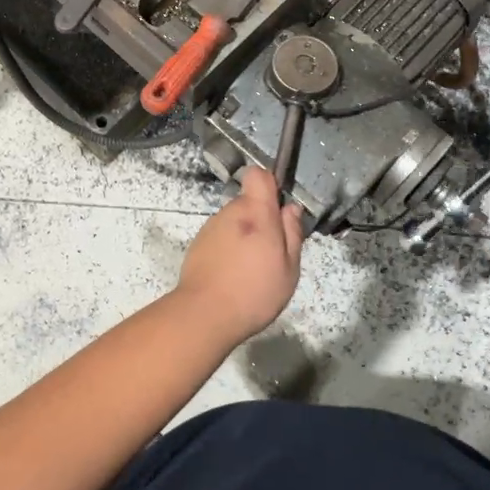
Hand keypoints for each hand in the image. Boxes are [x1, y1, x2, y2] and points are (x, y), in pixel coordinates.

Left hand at [175, 168, 304, 342]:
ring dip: (244, 235)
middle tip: (270, 252)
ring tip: (250, 268)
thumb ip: (292, 233)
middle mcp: (230, 212)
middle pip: (248, 201)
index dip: (269, 185)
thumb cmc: (255, 292)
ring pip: (234, 220)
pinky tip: (232, 274)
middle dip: (260, 219)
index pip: (259, 175)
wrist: (205, 313)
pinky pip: (221, 236)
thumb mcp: (289, 269)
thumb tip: (291, 209)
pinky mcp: (198, 243)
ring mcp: (211, 226)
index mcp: (256, 213)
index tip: (278, 209)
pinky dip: (228, 247)